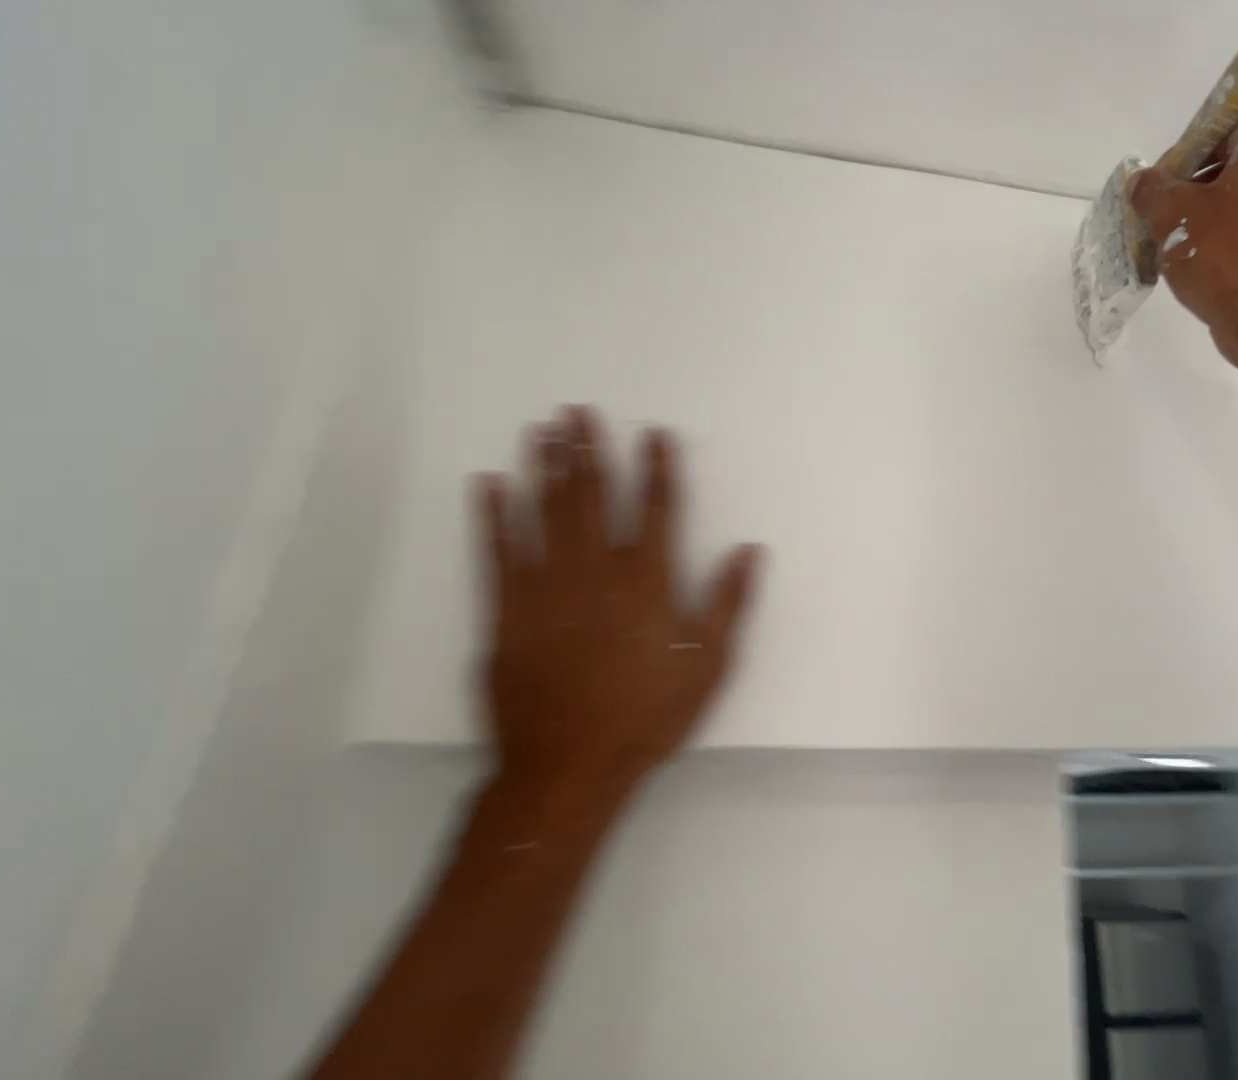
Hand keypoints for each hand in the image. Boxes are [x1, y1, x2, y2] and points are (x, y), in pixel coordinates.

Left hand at [475, 406, 759, 794]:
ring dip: (544, 468)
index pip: (658, 508)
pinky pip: (496, 552)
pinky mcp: (506, 611)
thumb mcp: (709, 665)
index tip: (654, 432)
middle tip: (577, 411)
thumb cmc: (648, 715)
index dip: (658, 467)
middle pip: (593, 497)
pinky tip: (488, 485)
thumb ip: (730, 603)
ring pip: (545, 513)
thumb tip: (749, 550)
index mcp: (648, 580)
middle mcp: (596, 570)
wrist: (570, 764)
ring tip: (542, 430)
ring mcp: (546, 587)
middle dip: (588, 450)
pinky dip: (492, 516)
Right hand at [1129, 111, 1237, 371]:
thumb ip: (1152, 189)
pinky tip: (1210, 267)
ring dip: (1217, 218)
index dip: (1186, 158)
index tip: (1162, 189)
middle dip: (1200, 190)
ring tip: (1183, 248)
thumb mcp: (1171, 214)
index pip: (1225, 131)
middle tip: (1167, 219)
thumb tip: (1141, 181)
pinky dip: (1237, 243)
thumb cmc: (1223, 253)